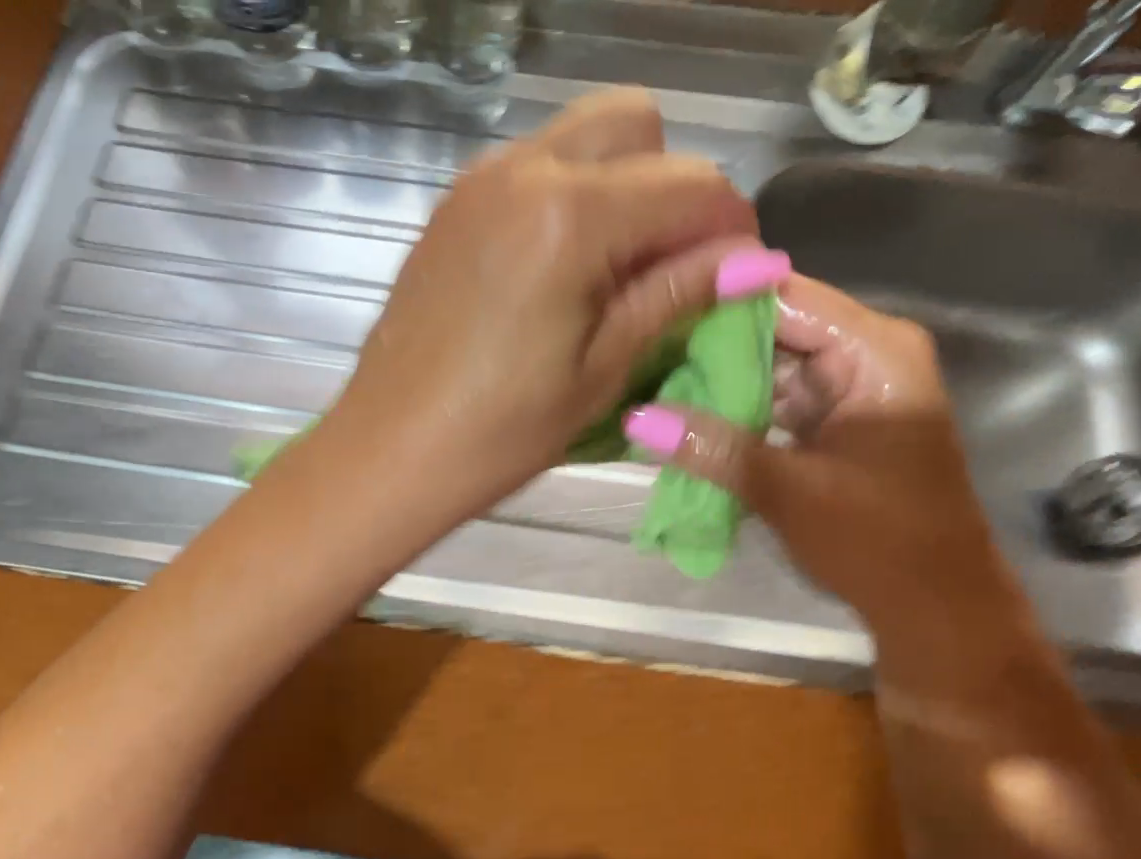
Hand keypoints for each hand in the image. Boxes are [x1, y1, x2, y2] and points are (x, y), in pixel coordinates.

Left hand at [322, 87, 757, 524]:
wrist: (388, 451)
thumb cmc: (499, 433)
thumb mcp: (602, 371)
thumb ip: (677, 295)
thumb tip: (752, 259)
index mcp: (570, 214)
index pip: (691, 183)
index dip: (731, 227)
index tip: (733, 278)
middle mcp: (523, 172)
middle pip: (635, 125)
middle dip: (672, 184)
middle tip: (667, 264)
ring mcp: (477, 183)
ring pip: (579, 138)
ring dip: (617, 184)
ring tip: (611, 271)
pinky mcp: (450, 207)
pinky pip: (530, 168)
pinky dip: (564, 196)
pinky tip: (557, 270)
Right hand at [623, 271, 1022, 639]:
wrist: (934, 605)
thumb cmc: (879, 542)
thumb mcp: (788, 491)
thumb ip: (714, 448)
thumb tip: (635, 418)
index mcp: (875, 351)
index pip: (783, 295)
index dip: (716, 300)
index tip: (648, 311)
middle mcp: (866, 354)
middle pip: (773, 325)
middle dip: (706, 340)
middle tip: (632, 350)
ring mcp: (849, 388)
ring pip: (768, 362)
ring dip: (713, 376)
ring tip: (642, 378)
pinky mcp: (833, 421)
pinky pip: (774, 397)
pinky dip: (734, 406)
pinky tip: (680, 414)